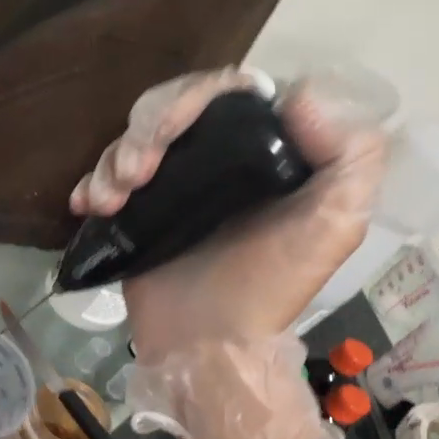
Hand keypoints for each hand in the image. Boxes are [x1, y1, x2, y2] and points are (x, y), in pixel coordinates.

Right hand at [73, 67, 387, 438]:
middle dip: (141, 133)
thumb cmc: (272, 287)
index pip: (222, 92)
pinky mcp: (132, 217)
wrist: (208, 345)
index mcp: (260, 150)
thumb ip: (350, 152)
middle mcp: (212, 161)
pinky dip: (89, 184)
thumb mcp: (336, 222)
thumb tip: (298, 94)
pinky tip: (87, 206)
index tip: (168, 135)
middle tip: (134, 177)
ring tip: (110, 202)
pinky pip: (101, 180)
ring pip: (128, 141)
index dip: (190, 100)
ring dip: (111, 162)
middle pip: (166, 109)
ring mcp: (167, 188)